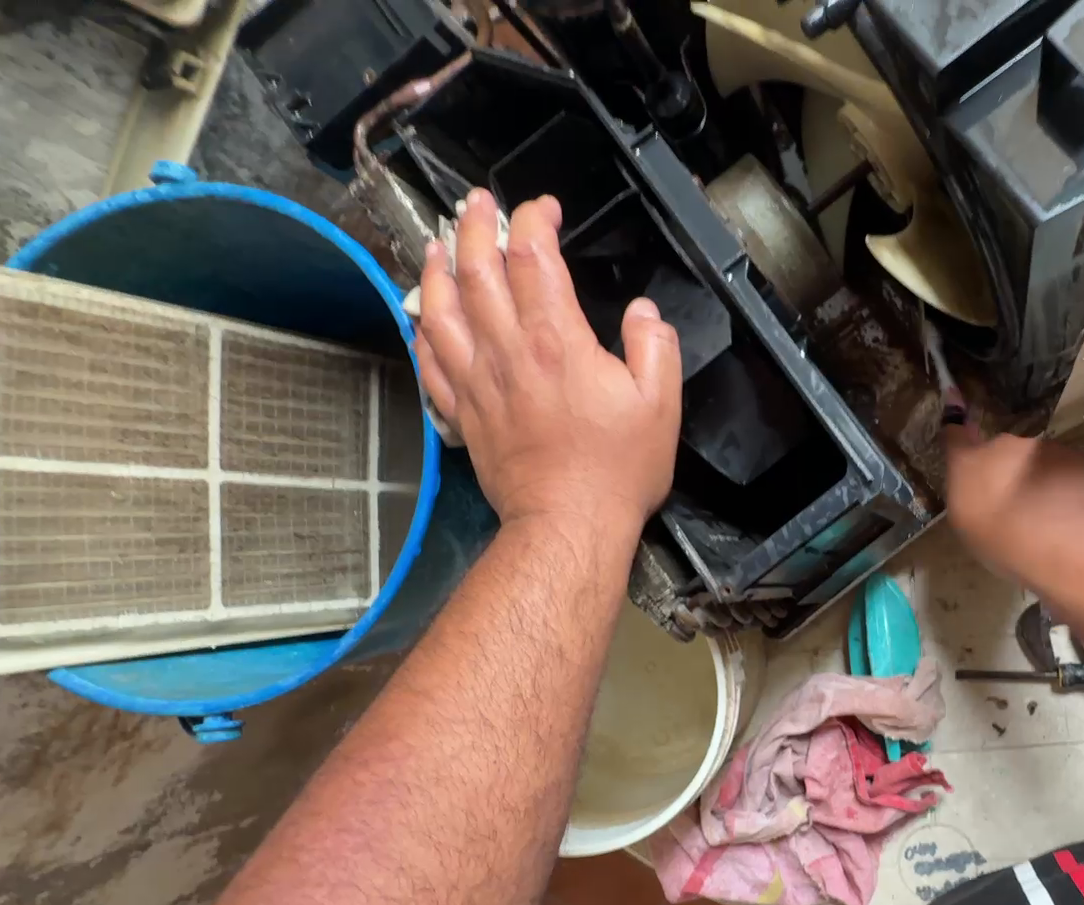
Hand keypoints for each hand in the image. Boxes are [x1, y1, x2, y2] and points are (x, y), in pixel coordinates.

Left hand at [414, 190, 681, 532]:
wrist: (570, 522)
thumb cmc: (618, 467)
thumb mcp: (661, 404)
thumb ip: (655, 346)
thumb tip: (643, 311)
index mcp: (558, 342)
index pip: (533, 259)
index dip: (535, 222)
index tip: (545, 209)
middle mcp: (509, 352)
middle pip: (477, 271)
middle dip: (476, 227)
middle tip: (478, 203)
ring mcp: (478, 382)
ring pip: (440, 309)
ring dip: (436, 268)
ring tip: (437, 245)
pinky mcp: (463, 413)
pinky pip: (430, 360)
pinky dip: (421, 330)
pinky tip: (423, 317)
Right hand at [944, 425, 1083, 586]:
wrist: (1060, 540)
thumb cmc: (1000, 539)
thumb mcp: (968, 525)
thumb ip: (968, 495)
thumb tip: (976, 483)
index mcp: (970, 463)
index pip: (956, 435)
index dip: (955, 420)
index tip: (953, 394)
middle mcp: (1005, 445)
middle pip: (1003, 452)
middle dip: (1007, 470)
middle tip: (1014, 505)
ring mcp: (1044, 448)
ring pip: (1036, 460)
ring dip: (1037, 479)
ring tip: (1044, 515)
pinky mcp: (1077, 459)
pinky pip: (1065, 470)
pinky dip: (1064, 486)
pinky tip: (1068, 514)